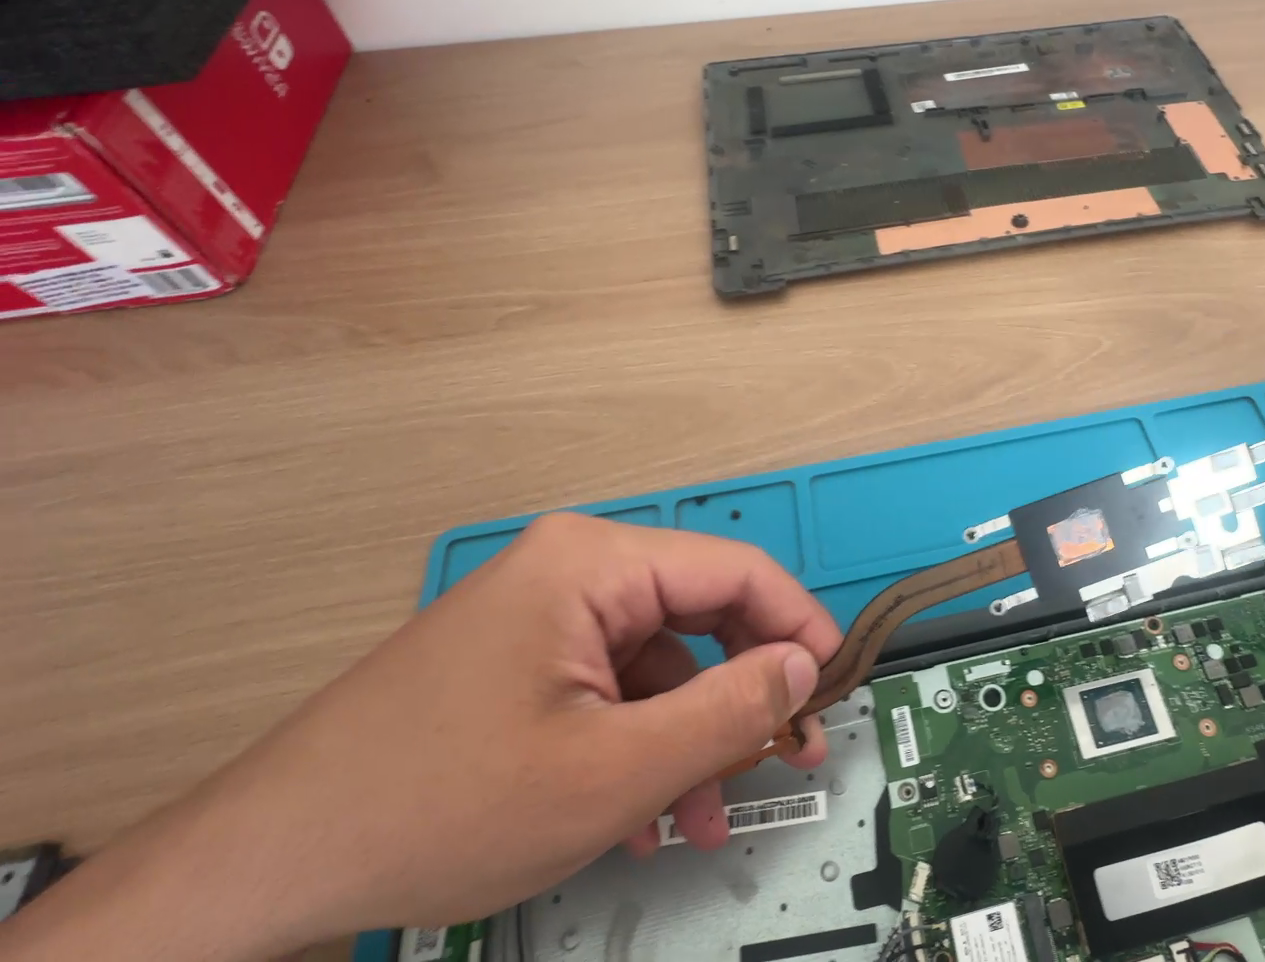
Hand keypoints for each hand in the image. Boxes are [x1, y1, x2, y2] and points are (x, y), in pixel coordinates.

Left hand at [0, 514, 841, 961]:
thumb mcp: (615, 770)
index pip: (736, 571)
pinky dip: (641, 748)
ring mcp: (541, 616)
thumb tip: (806, 664)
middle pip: (698, 616)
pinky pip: (611, 691)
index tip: (835, 693)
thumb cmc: (448, 806)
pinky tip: (643, 819)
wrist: (265, 866)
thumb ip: (730, 709)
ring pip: (658, 666)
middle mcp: (571, 570)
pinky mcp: (519, 663)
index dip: (799, 627)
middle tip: (790, 760)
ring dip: (692, 740)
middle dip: (745, 695)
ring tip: (703, 820)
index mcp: (594, 563)